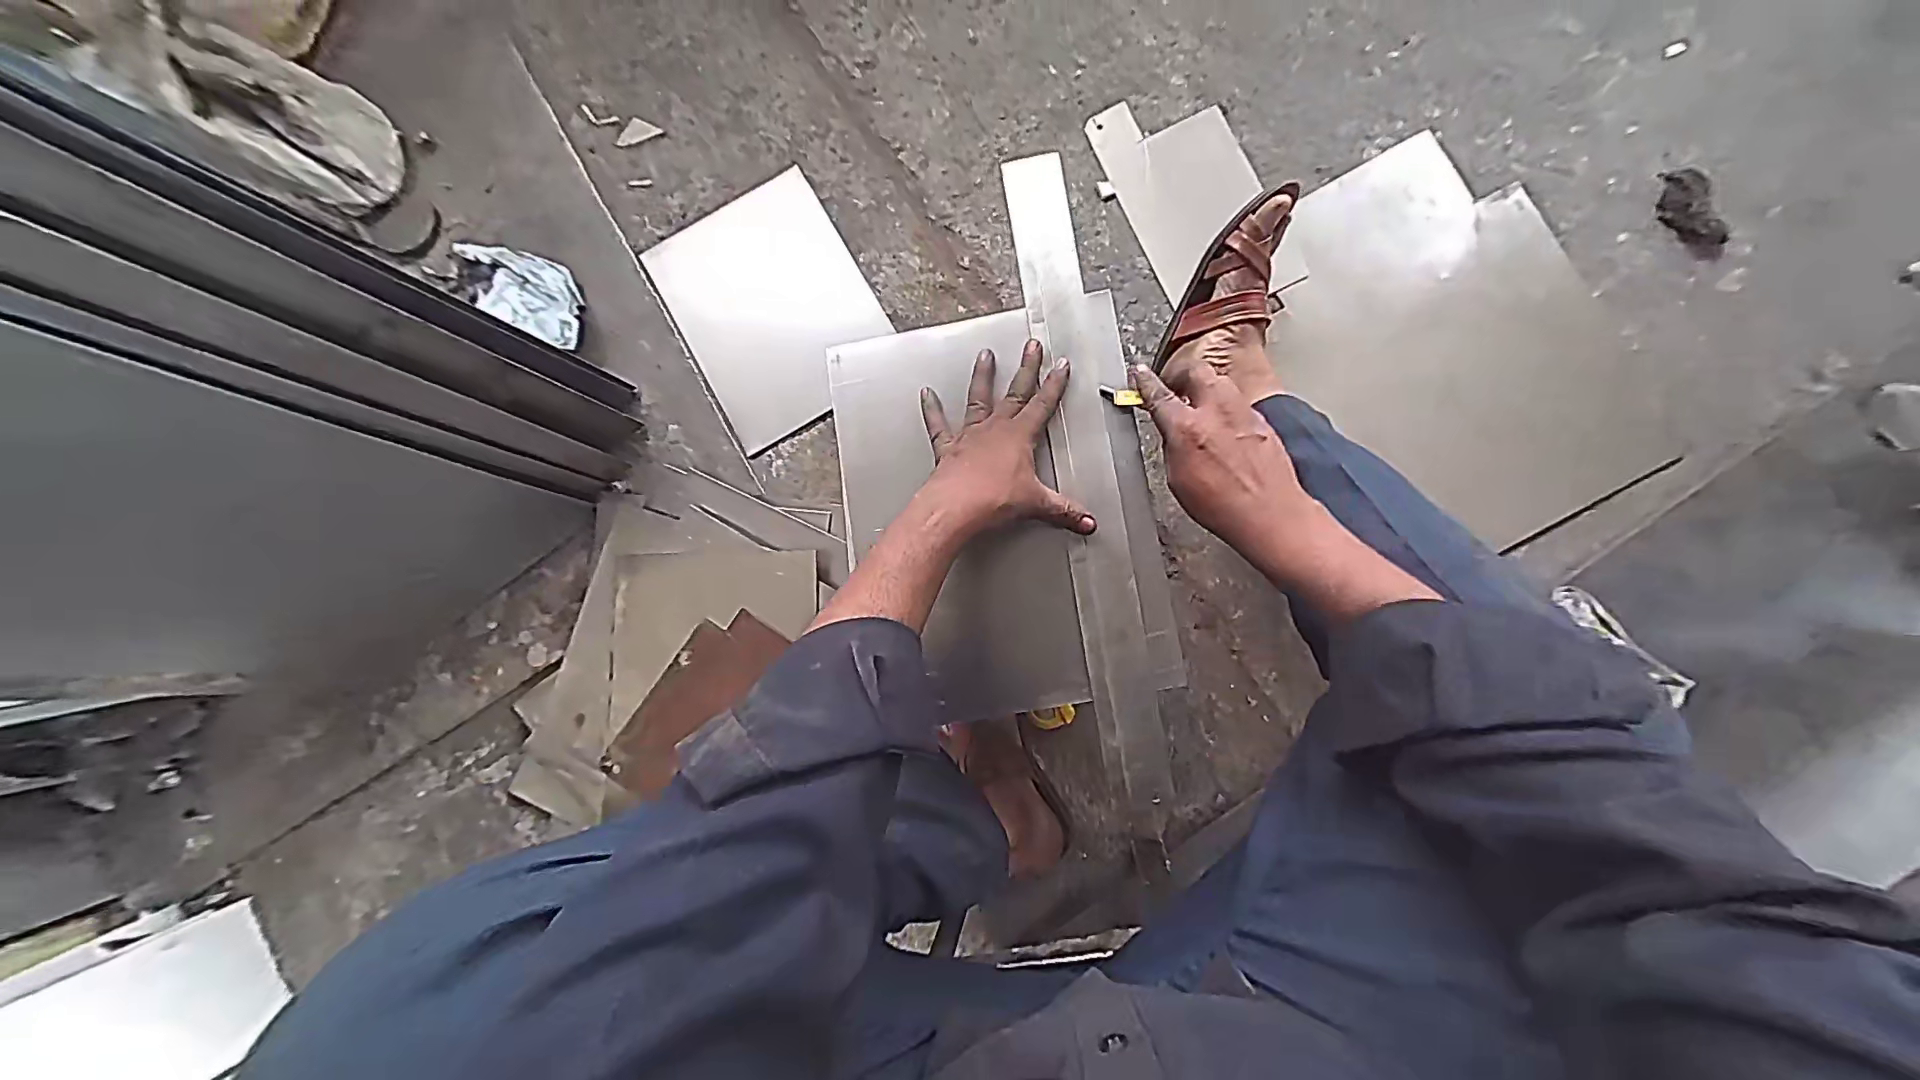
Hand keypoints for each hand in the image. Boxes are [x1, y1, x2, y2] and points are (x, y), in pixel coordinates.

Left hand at [913, 340, 1095, 541]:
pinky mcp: (948, 449)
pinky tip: (927, 395)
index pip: (1042, 404)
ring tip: (985, 356)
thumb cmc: (992, 500)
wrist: (956, 507)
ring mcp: (969, 436)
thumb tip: (1087, 523)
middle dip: (1026, 368)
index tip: (1061, 365)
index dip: (1054, 384)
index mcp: (1019, 437)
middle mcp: (994, 430)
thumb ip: (1063, 511)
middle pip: (1014, 392)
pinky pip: (938, 426)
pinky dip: (932, 410)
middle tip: (1031, 346)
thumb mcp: (1036, 504)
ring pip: (978, 399)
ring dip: (982, 377)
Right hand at [1130, 361, 1315, 552]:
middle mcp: (1217, 412)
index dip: (1146, 382)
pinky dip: (1226, 407)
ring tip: (1198, 403)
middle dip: (1181, 375)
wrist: (1269, 512)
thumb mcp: (1176, 478)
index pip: (1159, 394)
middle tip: (1172, 384)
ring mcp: (1243, 413)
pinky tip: (1223, 424)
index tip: (1140, 375)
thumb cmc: (1223, 504)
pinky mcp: (1261, 421)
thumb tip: (1171, 431)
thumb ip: (1172, 445)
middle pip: (1195, 371)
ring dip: (1205, 387)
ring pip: (1220, 381)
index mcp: (1187, 427)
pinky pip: (1238, 402)